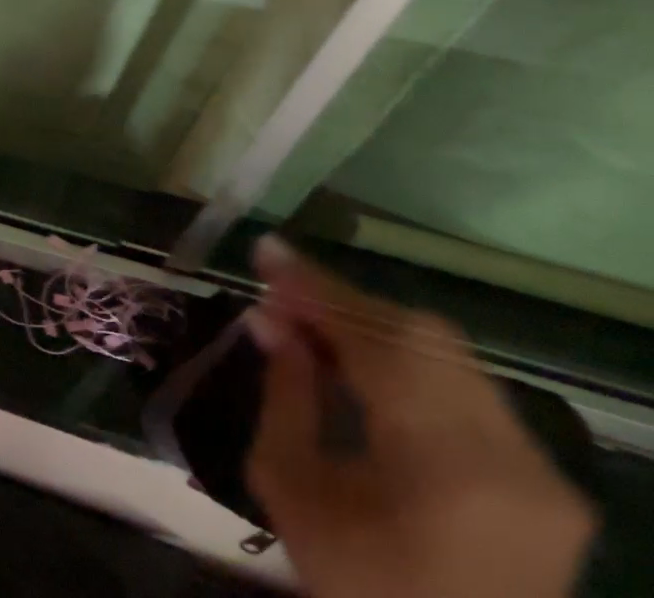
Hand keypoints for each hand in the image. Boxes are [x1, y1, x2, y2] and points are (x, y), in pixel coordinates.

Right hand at [246, 238, 595, 597]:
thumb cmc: (352, 582)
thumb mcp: (291, 488)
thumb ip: (286, 398)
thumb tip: (274, 324)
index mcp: (441, 466)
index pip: (379, 345)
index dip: (319, 290)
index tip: (266, 252)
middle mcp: (513, 456)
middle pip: (426, 339)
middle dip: (345, 302)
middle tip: (277, 289)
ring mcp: (543, 467)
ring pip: (451, 357)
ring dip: (374, 328)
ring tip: (309, 322)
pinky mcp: (550, 476)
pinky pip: (468, 388)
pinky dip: (408, 361)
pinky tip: (360, 363)